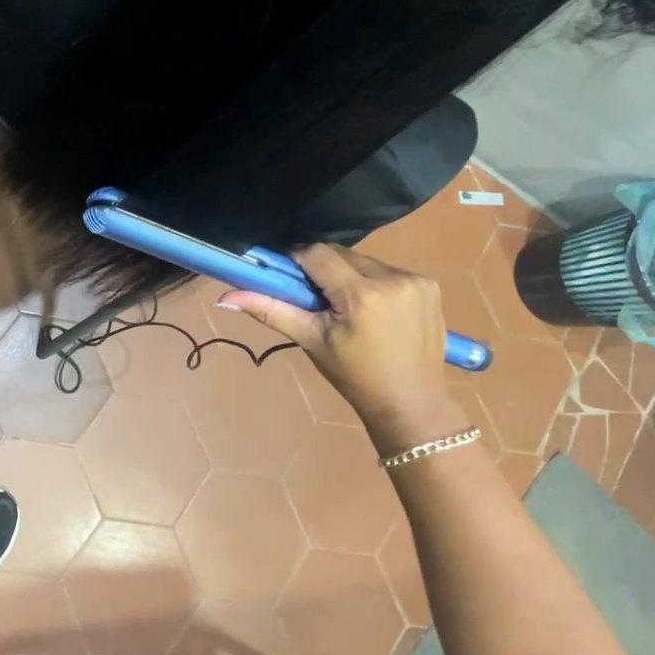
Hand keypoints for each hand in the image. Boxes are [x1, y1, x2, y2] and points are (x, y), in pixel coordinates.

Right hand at [217, 244, 453, 434]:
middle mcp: (393, 279)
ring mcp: (416, 281)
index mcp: (361, 295)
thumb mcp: (310, 341)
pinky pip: (387, 271)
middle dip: (322, 270)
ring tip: (344, 307)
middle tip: (313, 299)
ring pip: (364, 261)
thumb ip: (270, 310)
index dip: (296, 260)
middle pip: (341, 255)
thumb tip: (224, 298)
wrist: (411, 400)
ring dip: (347, 275)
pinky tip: (371, 309)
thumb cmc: (353, 375)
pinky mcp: (430, 285)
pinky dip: (372, 282)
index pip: (317, 254)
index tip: (286, 276)